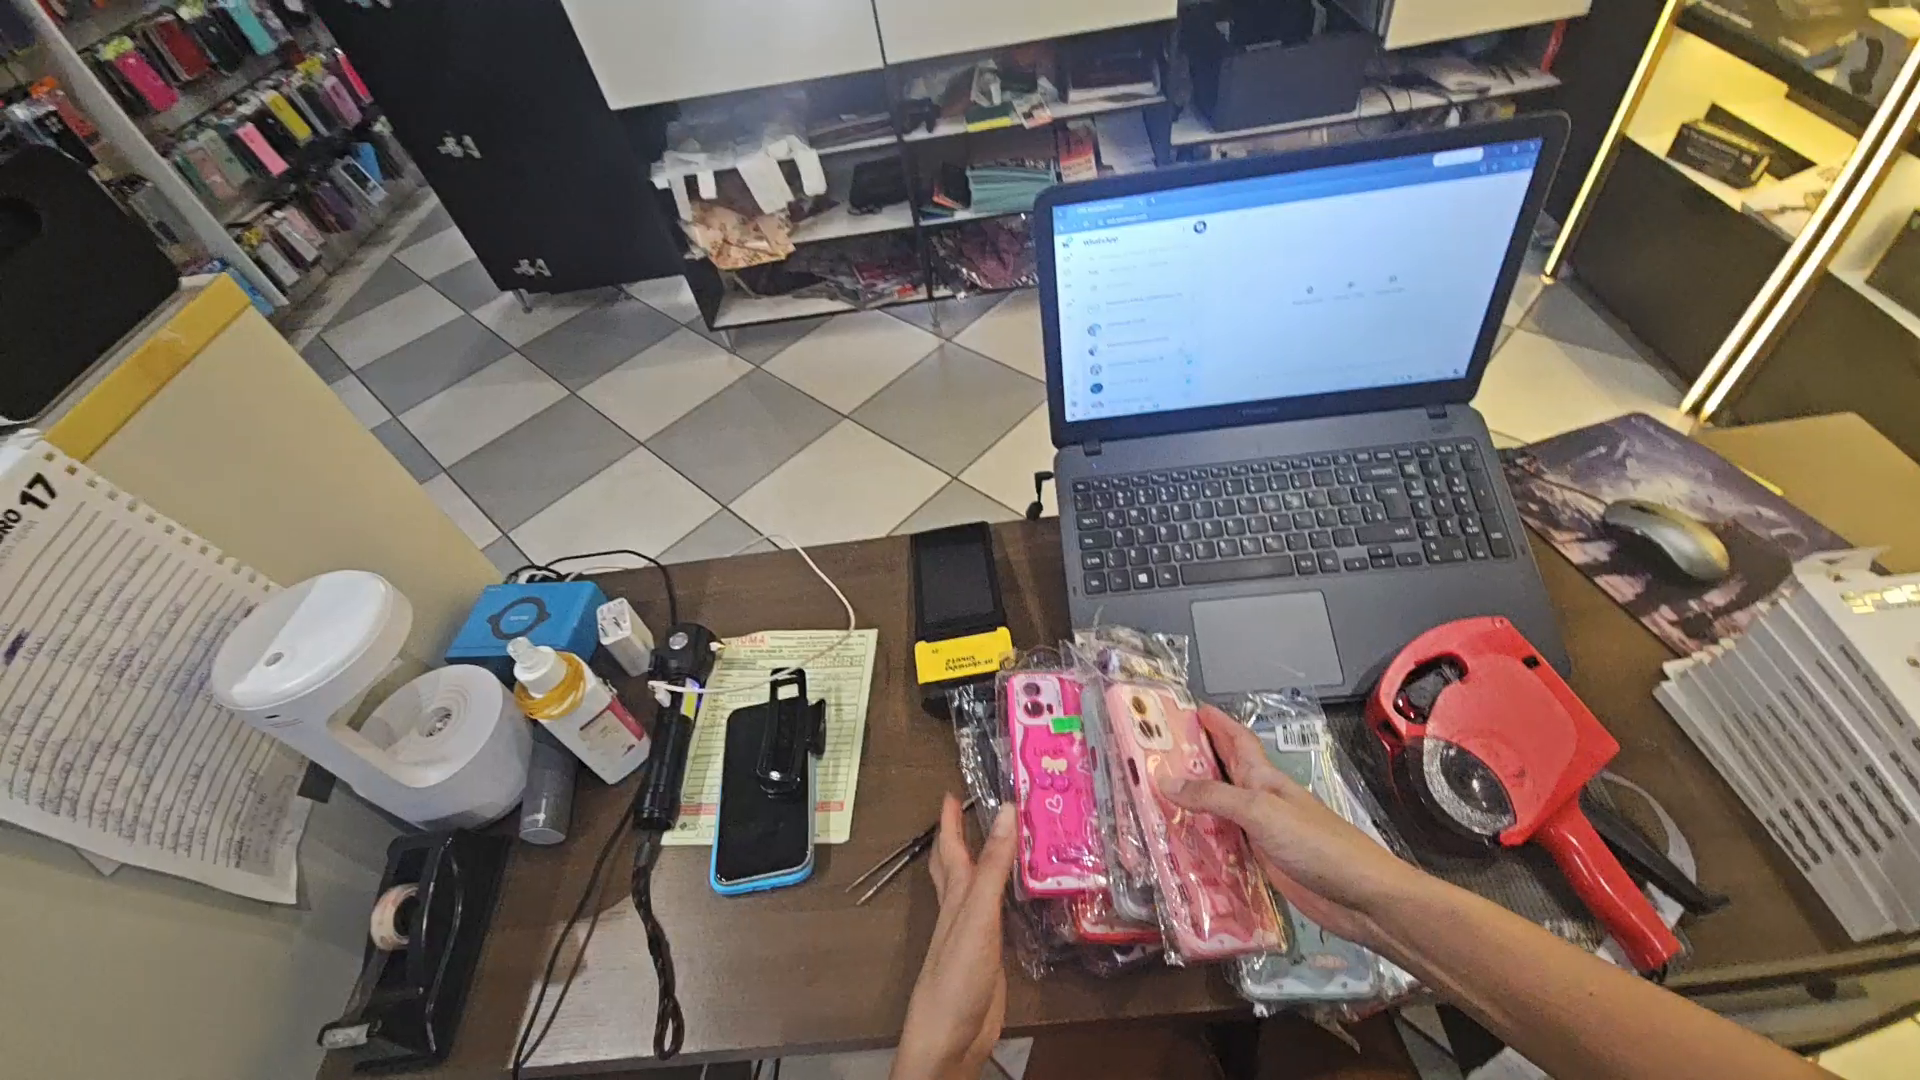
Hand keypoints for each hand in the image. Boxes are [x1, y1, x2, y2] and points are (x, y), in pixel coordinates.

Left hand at [891, 796, 1016, 1079]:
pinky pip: (994, 913)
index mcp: (954, 892)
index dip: (949, 818)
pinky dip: (1001, 896)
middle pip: (954, 863)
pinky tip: (1014, 897)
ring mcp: (973, 931)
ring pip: (973, 886)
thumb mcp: (976, 913)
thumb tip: (1005, 810)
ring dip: (982, 862)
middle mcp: (960, 906)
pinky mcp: (989, 954)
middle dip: (959, 835)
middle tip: (971, 809)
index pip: (950, 845)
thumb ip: (992, 865)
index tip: (952, 790)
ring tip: (1003, 842)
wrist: (949, 1038)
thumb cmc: (956, 973)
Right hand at [1159, 705, 1426, 949]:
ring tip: (1156, 796)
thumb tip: (1164, 779)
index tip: (1193, 709)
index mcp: (1263, 779)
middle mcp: (1259, 801)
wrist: (1362, 897)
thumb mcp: (1260, 811)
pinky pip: (1223, 846)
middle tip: (1159, 751)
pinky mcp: (1261, 864)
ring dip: (1193, 803)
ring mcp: (1260, 834)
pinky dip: (1202, 842)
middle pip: (1224, 773)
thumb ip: (1213, 796)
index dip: (1218, 723)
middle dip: (1197, 758)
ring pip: (1219, 811)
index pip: (1237, 741)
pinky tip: (1180, 845)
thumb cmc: (1315, 843)